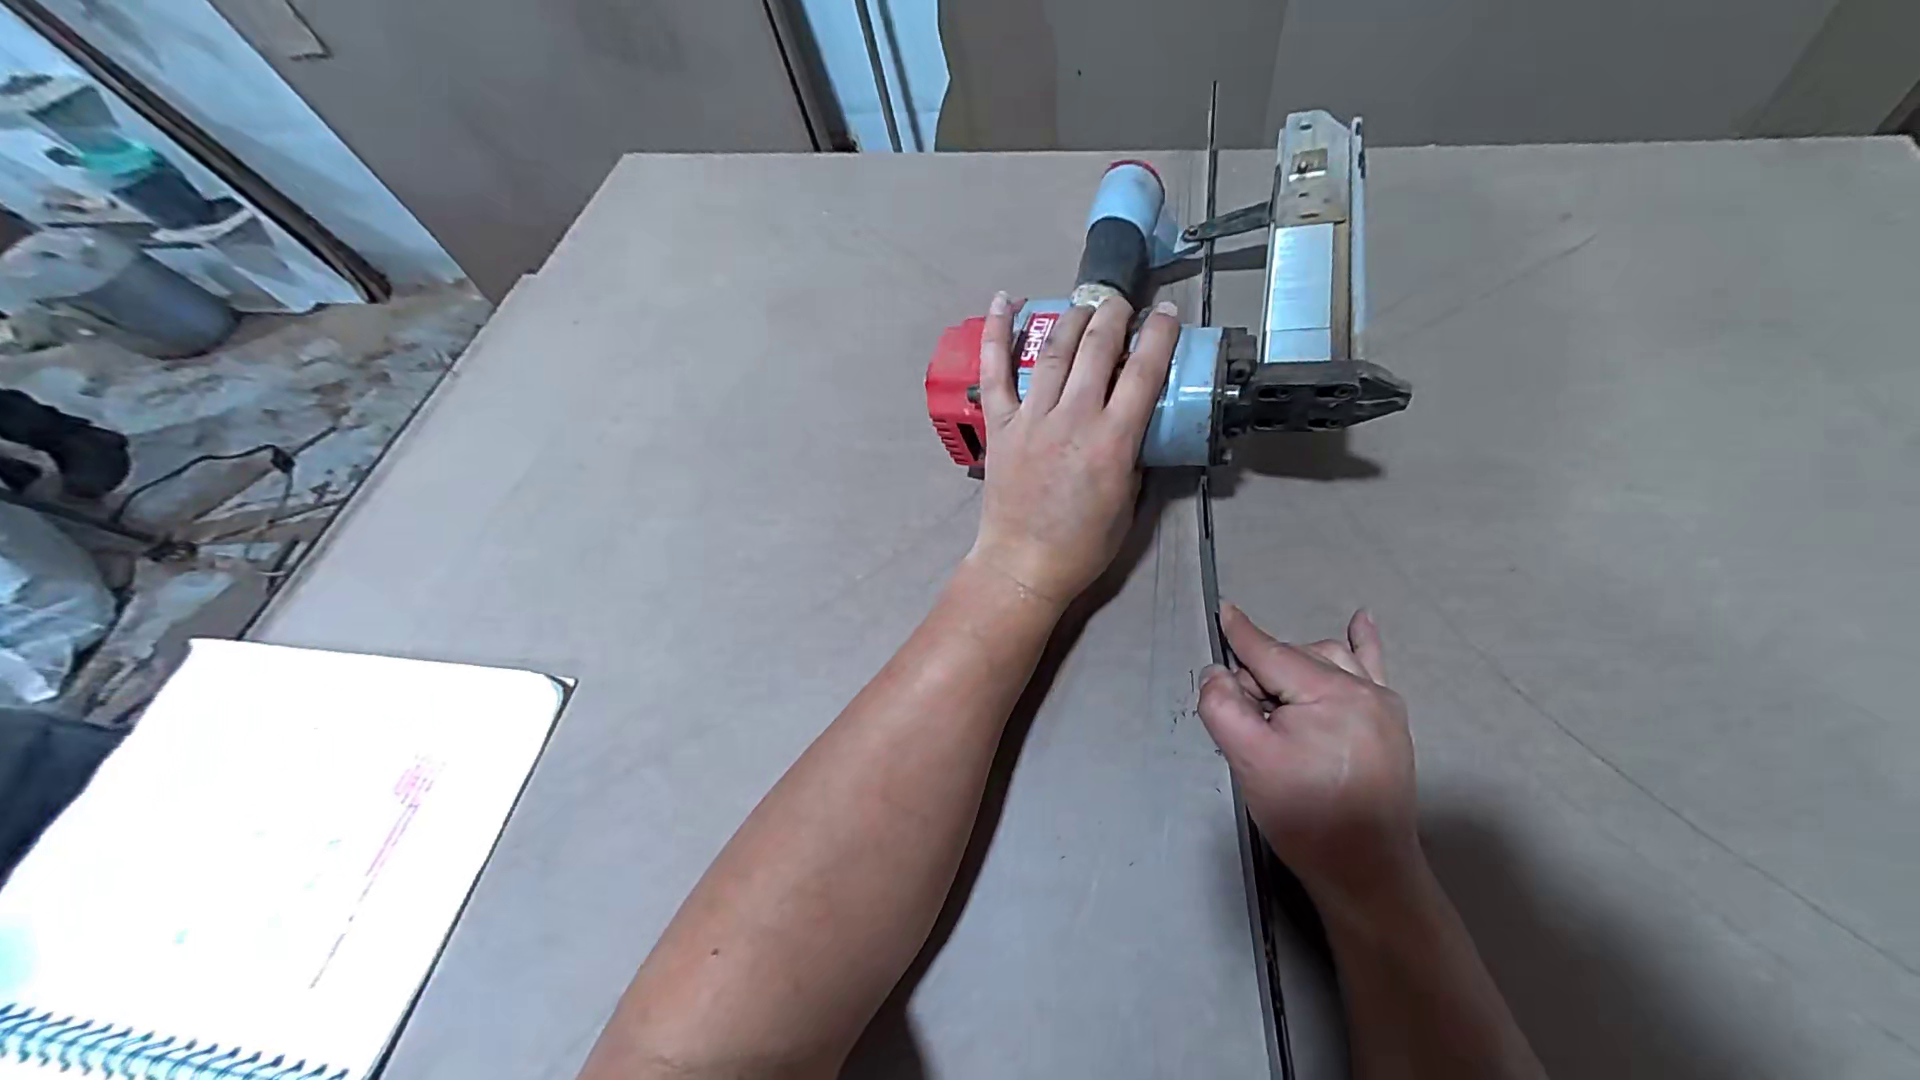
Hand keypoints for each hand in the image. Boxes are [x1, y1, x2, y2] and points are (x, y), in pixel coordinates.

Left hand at [964, 291, 1177, 606]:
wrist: (1023, 564)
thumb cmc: (1081, 545)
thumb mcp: (1127, 503)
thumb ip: (1134, 458)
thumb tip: (1134, 427)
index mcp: (1112, 440)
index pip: (1144, 371)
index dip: (1160, 334)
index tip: (1167, 313)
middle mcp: (1072, 418)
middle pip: (1098, 347)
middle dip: (1116, 314)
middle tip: (1124, 303)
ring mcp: (1031, 418)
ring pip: (1054, 351)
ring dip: (1074, 319)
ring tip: (1086, 305)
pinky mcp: (1000, 425)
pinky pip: (994, 371)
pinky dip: (997, 333)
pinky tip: (1004, 300)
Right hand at [1197, 604, 1421, 907]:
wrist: (1364, 871)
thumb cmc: (1304, 816)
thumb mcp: (1248, 760)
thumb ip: (1223, 706)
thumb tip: (1218, 673)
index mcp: (1331, 695)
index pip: (1272, 655)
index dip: (1242, 636)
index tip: (1223, 610)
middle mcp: (1363, 689)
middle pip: (1293, 658)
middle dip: (1260, 676)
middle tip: (1245, 717)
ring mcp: (1382, 704)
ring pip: (1325, 659)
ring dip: (1293, 665)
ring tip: (1271, 697)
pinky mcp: (1388, 722)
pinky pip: (1373, 667)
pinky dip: (1363, 641)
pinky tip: (1361, 619)